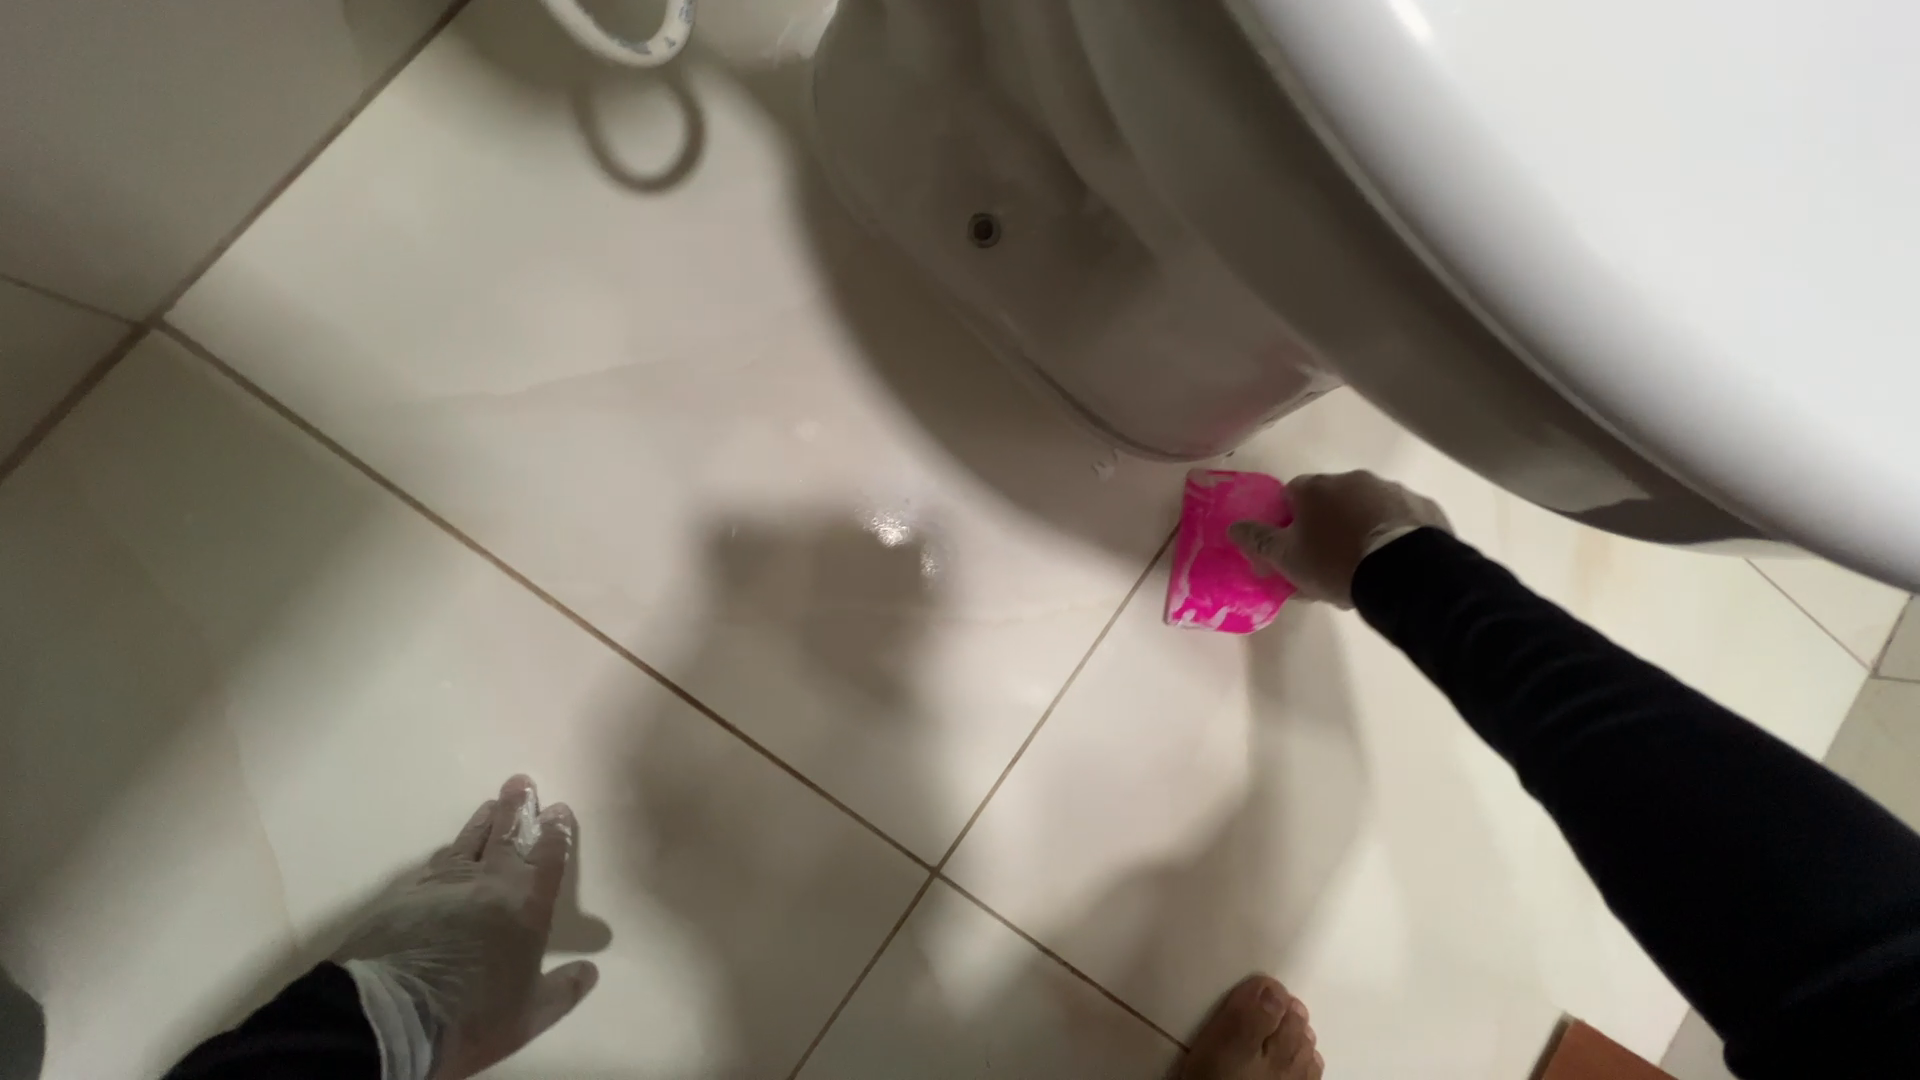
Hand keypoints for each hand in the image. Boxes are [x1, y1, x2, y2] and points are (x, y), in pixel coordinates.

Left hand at [334, 775, 597, 1079]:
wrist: (384, 1021)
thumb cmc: (469, 1017)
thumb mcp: (528, 1016)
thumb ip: (563, 990)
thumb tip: (591, 972)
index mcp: (527, 904)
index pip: (548, 855)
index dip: (555, 830)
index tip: (558, 808)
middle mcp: (490, 883)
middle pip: (507, 834)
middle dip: (518, 807)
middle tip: (521, 782)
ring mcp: (443, 886)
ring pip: (468, 841)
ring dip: (482, 821)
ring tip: (490, 804)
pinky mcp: (404, 898)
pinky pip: (432, 866)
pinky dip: (445, 853)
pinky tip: (445, 850)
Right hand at [1229, 471, 1450, 609]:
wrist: (1405, 573)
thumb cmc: (1334, 561)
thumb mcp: (1285, 558)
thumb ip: (1258, 540)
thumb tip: (1234, 526)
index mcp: (1315, 487)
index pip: (1290, 495)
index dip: (1287, 521)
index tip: (1292, 547)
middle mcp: (1353, 479)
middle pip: (1329, 500)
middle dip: (1325, 524)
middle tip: (1325, 560)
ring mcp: (1392, 490)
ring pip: (1365, 508)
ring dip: (1359, 527)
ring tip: (1361, 565)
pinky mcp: (1424, 507)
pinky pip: (1399, 518)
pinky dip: (1390, 533)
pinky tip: (1389, 561)